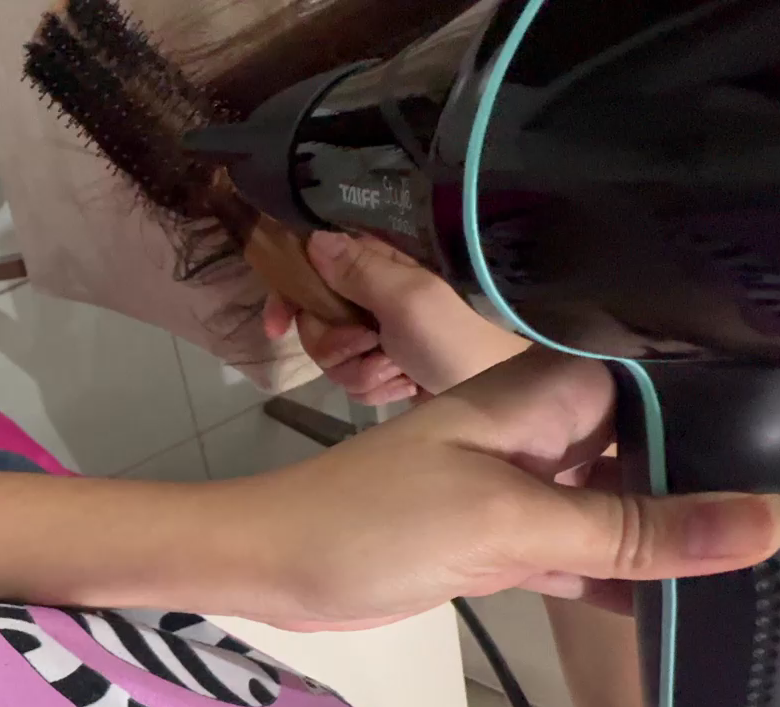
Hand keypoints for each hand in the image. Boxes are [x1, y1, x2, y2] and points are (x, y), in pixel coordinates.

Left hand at [239, 350, 779, 629]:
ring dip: (683, 547)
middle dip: (732, 493)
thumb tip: (770, 521)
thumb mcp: (502, 520)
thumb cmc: (368, 523)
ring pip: (617, 514)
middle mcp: (534, 438)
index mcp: (539, 399)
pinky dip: (620, 580)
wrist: (268, 564)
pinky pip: (575, 556)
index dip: (752, 421)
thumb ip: (626, 524)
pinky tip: (694, 611)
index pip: (672, 389)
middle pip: (654, 456)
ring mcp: (511, 494)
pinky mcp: (489, 544)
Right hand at [263, 232, 532, 403]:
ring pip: (331, 358)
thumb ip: (360, 271)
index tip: (276, 328)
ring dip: (360, 372)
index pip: (314, 267)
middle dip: (336, 347)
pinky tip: (405, 385)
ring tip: (400, 371)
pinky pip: (351, 381)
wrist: (502, 394)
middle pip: (314, 323)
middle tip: (370, 347)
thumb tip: (313, 238)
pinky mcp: (386, 364)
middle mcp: (375, 295)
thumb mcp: (410, 301)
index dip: (288, 296)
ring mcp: (380, 333)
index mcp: (383, 267)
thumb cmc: (460, 339)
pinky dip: (375, 388)